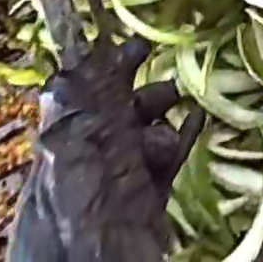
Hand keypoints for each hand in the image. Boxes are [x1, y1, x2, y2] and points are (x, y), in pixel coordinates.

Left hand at [9, 23, 206, 261]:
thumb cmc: (72, 218)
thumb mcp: (64, 160)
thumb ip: (70, 115)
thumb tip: (66, 68)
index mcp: (70, 143)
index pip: (90, 91)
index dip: (111, 65)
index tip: (139, 43)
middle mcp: (97, 154)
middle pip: (126, 106)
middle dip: (148, 90)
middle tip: (167, 83)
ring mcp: (126, 173)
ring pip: (153, 127)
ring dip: (169, 113)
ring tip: (181, 115)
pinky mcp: (151, 193)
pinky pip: (172, 155)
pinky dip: (187, 135)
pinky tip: (198, 121)